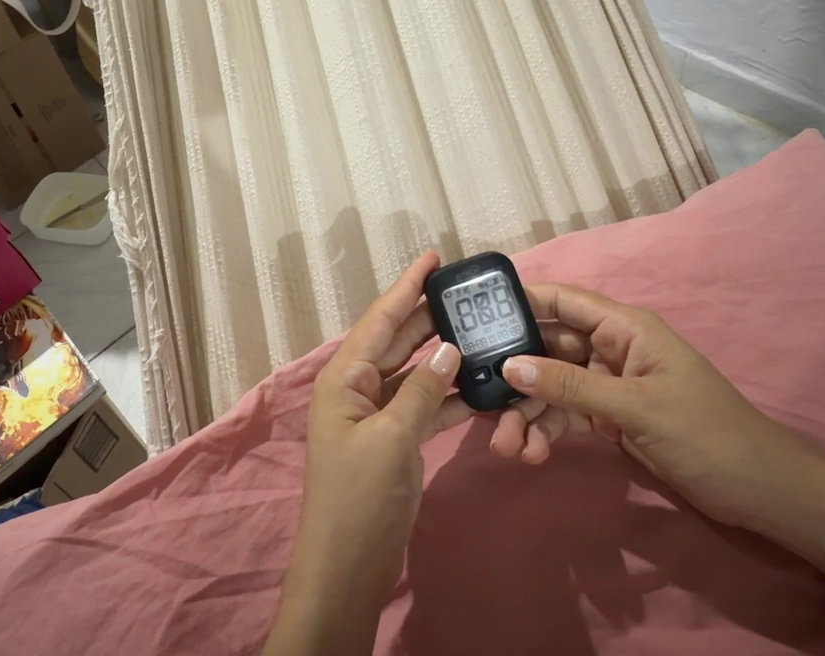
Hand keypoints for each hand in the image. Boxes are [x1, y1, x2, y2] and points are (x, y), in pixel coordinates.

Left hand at [265, 253, 575, 654]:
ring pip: (415, 371)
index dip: (406, 287)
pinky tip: (479, 383)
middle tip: (466, 292)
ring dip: (443, 354)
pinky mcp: (395, 440)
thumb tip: (449, 348)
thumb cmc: (361, 496)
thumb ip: (422, 389)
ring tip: (479, 329)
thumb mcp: (392, 438)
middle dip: (428, 315)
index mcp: (345, 377)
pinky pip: (424, 404)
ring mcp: (377, 415)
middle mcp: (358, 387)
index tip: (432, 258)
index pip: (380, 320)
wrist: (348, 565)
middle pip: (398, 340)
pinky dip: (449, 394)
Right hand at [500, 283, 824, 529]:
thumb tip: (507, 367)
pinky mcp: (608, 416)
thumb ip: (569, 386)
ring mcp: (607, 383)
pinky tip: (532, 453)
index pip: (561, 300)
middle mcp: (609, 348)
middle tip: (481, 403)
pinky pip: (564, 414)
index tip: (473, 316)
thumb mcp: (635, 407)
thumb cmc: (706, 433)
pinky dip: (545, 431)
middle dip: (513, 375)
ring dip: (525, 413)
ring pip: (549, 386)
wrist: (760, 491)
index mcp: (623, 327)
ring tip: (507, 448)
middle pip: (546, 348)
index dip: (519, 302)